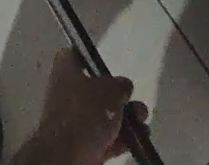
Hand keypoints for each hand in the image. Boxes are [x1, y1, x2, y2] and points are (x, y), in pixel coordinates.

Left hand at [15, 50, 149, 163]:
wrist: (67, 155)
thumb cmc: (86, 113)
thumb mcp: (110, 90)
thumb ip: (119, 85)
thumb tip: (123, 85)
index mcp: (66, 69)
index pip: (77, 54)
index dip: (91, 55)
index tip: (108, 62)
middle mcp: (66, 91)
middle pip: (96, 87)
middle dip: (120, 96)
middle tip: (135, 101)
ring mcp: (74, 119)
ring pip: (103, 114)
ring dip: (125, 118)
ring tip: (142, 121)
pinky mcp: (82, 142)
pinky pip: (105, 136)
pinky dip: (121, 138)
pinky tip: (139, 139)